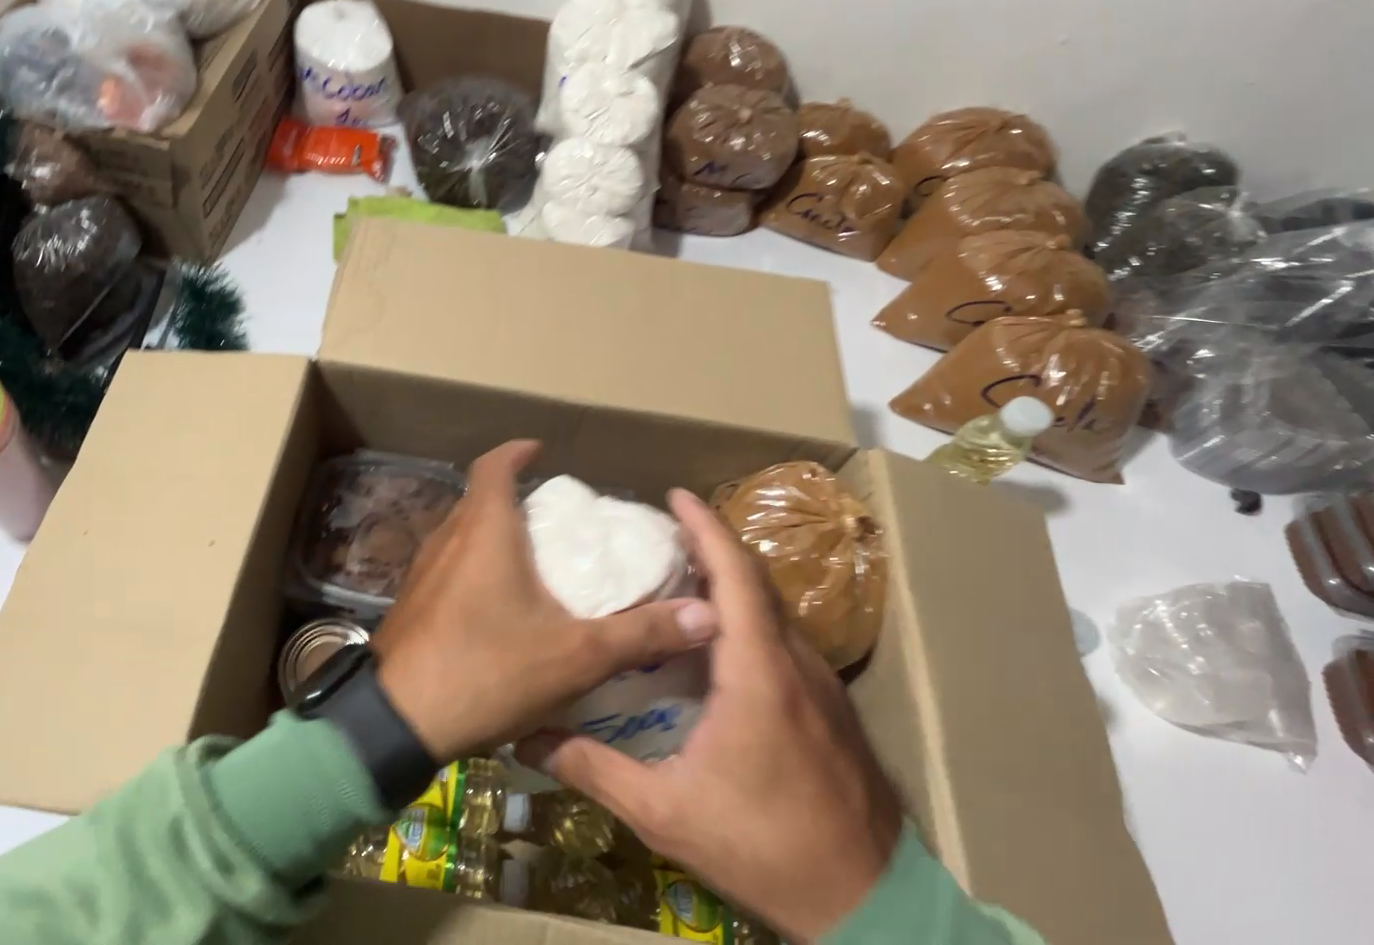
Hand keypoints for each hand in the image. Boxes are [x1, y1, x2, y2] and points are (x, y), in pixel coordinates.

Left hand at [372, 440, 720, 763]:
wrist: (398, 723)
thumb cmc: (488, 671)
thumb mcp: (575, 655)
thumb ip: (640, 633)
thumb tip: (708, 614)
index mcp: (483, 531)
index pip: (493, 467)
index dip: (516, 452)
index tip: (539, 451)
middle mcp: (447, 539)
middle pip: (479, 500)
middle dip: (514, 499)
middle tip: (554, 519)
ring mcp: (422, 572)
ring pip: (461, 535)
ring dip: (493, 536)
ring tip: (532, 561)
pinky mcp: (412, 604)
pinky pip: (448, 568)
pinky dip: (475, 568)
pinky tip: (498, 607)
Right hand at [521, 489, 902, 942]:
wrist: (868, 901)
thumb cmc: (763, 847)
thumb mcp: (665, 812)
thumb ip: (595, 769)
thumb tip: (528, 738)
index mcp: (758, 674)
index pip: (735, 577)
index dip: (705, 528)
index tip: (675, 495)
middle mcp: (795, 664)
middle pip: (757, 583)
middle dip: (713, 546)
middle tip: (664, 532)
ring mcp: (821, 685)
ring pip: (775, 611)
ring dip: (734, 582)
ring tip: (683, 577)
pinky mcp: (830, 709)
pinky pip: (785, 639)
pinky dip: (751, 618)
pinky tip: (720, 643)